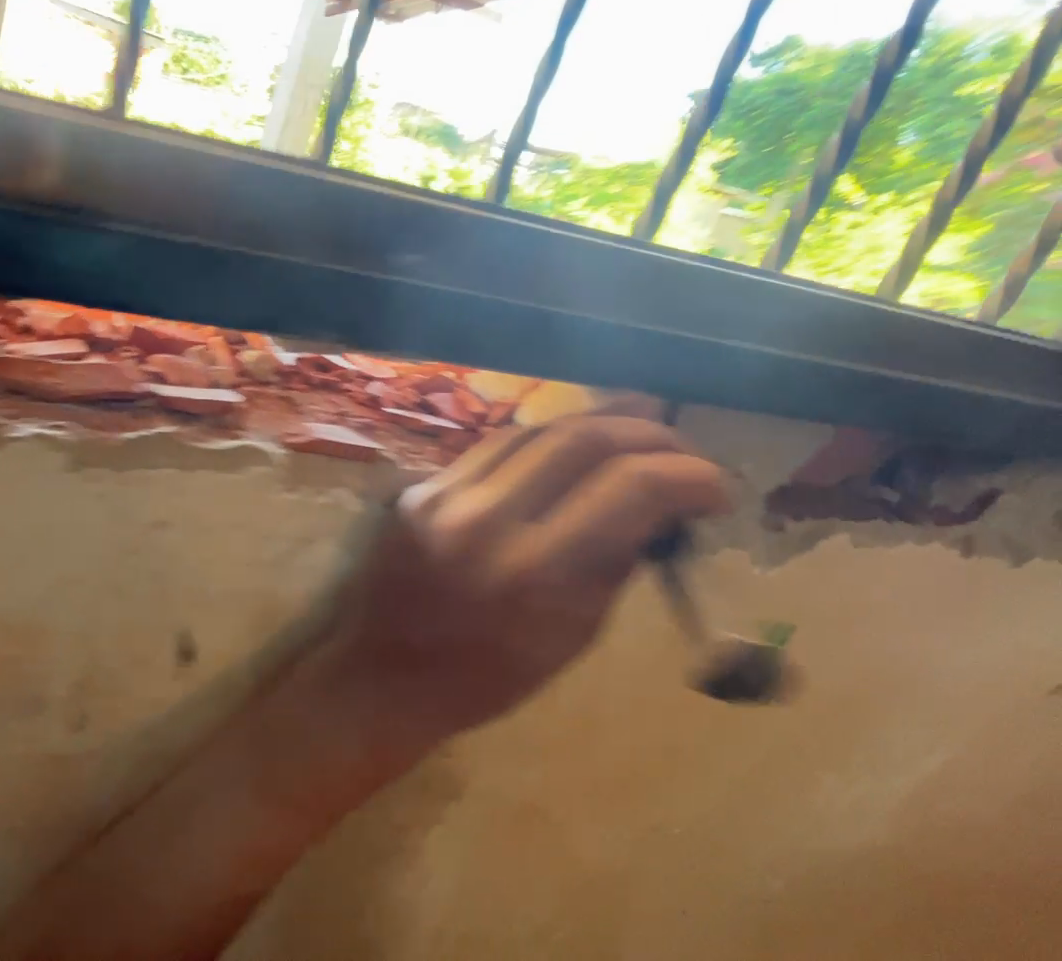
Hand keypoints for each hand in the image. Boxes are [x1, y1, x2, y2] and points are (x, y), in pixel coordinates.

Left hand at [326, 413, 731, 737]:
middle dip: (648, 434)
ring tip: (638, 423)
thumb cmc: (488, 676)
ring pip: (531, 430)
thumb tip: (666, 503)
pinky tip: (569, 443)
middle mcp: (483, 520)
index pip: (631, 487)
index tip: (716, 488)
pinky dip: (540, 441)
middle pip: (582, 439)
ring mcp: (439, 496)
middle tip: (681, 450)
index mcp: (534, 571)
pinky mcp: (414, 490)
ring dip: (594, 422)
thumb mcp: (575, 633)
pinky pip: (488, 449)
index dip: (691, 475)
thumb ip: (617, 560)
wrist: (383, 674)